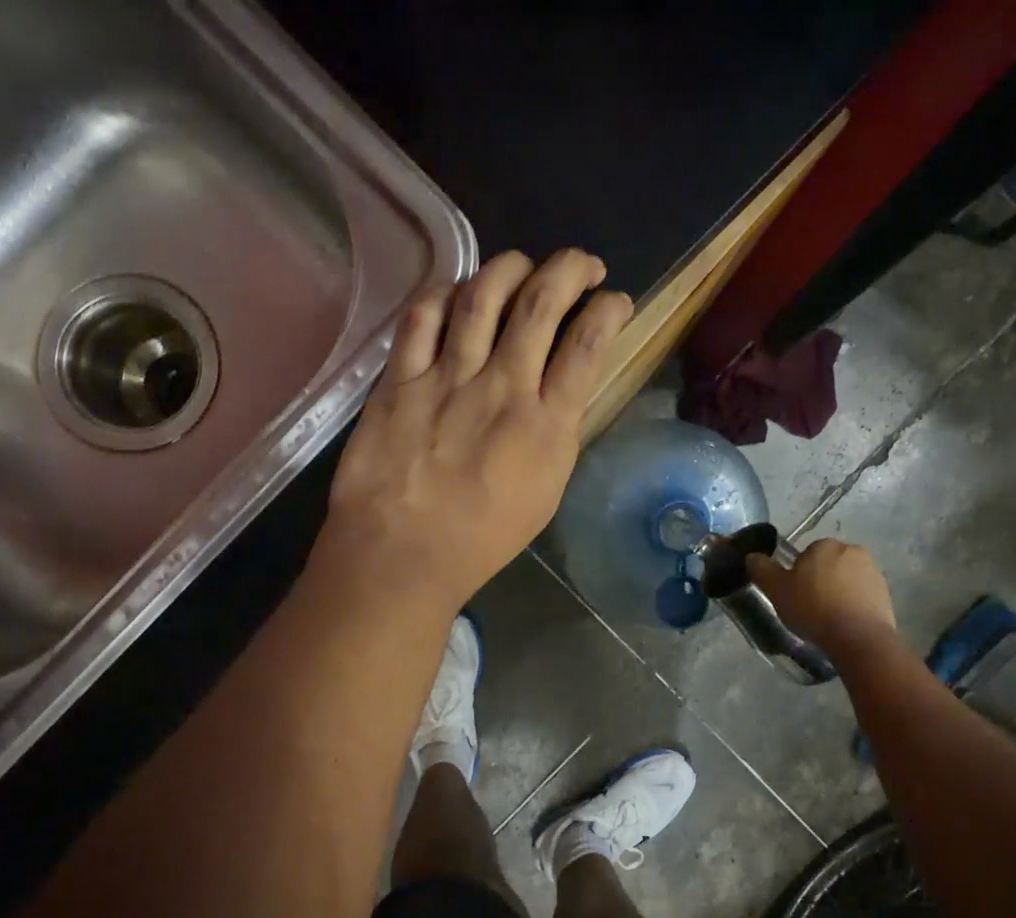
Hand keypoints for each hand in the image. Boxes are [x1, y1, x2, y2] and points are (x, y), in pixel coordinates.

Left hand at [319, 250, 634, 611]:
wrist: (401, 555)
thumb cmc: (481, 538)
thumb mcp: (545, 492)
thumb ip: (557, 432)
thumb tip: (562, 387)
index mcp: (546, 424)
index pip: (588, 343)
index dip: (610, 309)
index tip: (615, 301)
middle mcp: (502, 387)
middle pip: (542, 302)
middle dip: (571, 268)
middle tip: (582, 265)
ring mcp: (447, 377)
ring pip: (483, 295)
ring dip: (511, 267)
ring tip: (523, 265)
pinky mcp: (400, 379)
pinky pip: (422, 316)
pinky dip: (444, 293)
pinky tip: (456, 292)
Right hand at [747, 540, 896, 653]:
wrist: (858, 636)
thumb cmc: (813, 609)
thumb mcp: (777, 591)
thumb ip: (762, 570)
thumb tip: (751, 556)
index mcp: (824, 545)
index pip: (806, 555)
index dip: (798, 576)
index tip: (796, 595)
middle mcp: (851, 550)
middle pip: (828, 564)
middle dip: (821, 580)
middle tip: (810, 607)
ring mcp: (872, 570)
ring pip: (847, 578)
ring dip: (839, 591)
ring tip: (829, 618)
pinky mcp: (885, 591)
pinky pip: (862, 593)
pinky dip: (854, 603)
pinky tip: (846, 622)